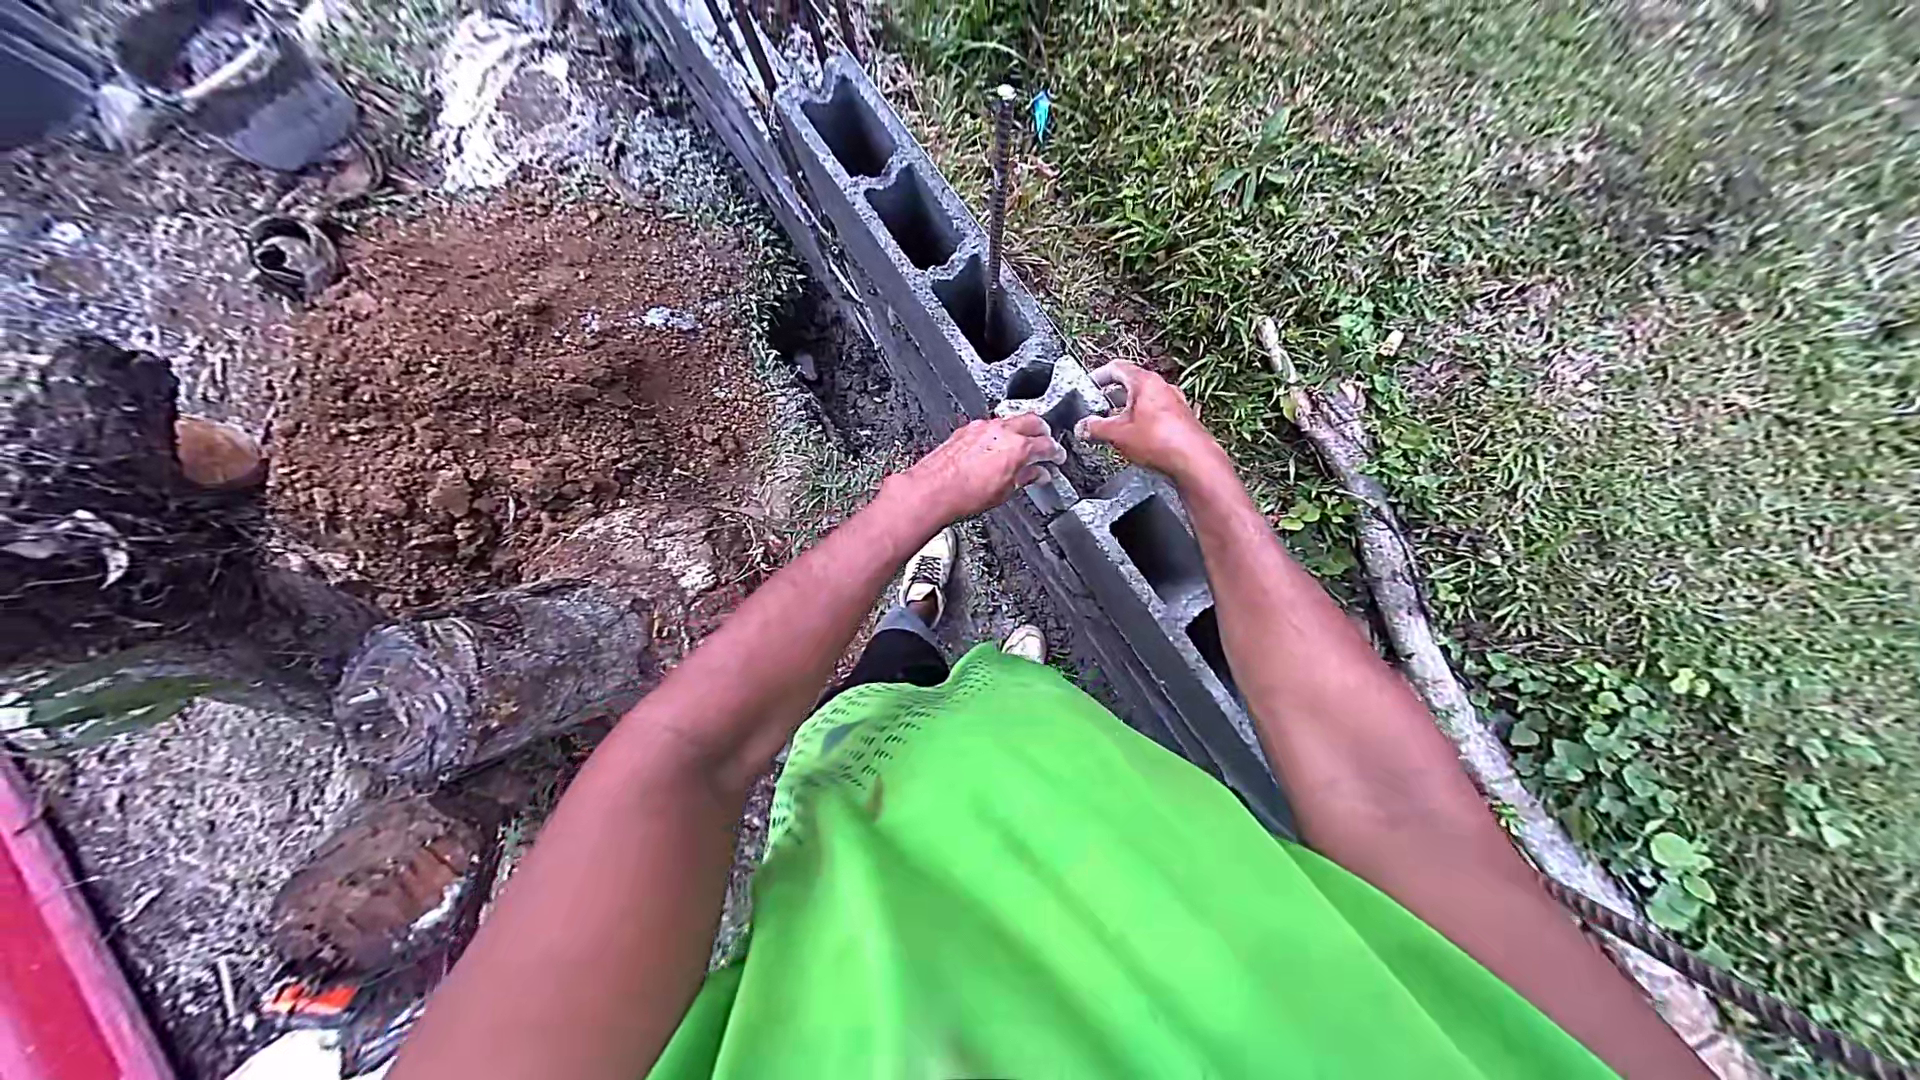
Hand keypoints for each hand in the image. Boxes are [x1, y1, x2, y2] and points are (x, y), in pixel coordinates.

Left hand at [890, 414, 1066, 525]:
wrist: (933, 490)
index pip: (1047, 445)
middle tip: (1046, 443)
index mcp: (1018, 447)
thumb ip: (1026, 477)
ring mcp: (982, 427)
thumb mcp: (1005, 491)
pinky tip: (996, 448)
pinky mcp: (966, 430)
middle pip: (1033, 422)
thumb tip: (1037, 474)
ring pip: (1010, 421)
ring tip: (1021, 447)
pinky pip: (990, 426)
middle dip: (1043, 432)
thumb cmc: (964, 494)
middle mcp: (1001, 431)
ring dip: (1020, 431)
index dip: (1056, 452)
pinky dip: (999, 434)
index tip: (1057, 458)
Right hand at [1074, 361, 1226, 480]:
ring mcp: (1174, 401)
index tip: (1088, 386)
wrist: (1194, 460)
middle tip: (1097, 408)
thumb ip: (1095, 428)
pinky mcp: (1182, 418)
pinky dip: (1142, 418)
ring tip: (1114, 425)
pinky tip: (1136, 436)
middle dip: (1111, 396)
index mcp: (1145, 382)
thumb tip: (1082, 427)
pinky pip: (1156, 412)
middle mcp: (1162, 387)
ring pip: (1144, 399)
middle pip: (1131, 383)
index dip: (1098, 376)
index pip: (1116, 368)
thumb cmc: (1159, 441)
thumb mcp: (1117, 434)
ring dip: (1127, 409)